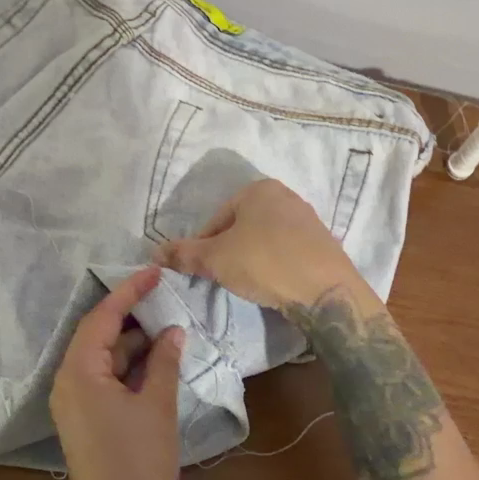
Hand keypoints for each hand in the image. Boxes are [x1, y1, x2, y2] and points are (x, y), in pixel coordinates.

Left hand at [50, 267, 186, 479]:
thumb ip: (162, 362)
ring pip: (101, 358)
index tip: (156, 271)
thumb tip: (172, 331)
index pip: (103, 317)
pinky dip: (127, 367)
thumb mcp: (157, 405)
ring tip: (168, 329)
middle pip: (97, 335)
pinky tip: (155, 362)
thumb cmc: (138, 461)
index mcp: (79, 371)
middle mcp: (67, 381)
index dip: (130, 291)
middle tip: (167, 299)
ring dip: (132, 343)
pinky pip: (102, 379)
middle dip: (131, 316)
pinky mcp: (83, 420)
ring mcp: (73, 402)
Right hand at [152, 179, 369, 309]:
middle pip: (241, 228)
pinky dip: (274, 266)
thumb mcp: (216, 259)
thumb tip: (154, 252)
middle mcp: (285, 196)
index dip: (203, 247)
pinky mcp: (322, 244)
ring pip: (264, 240)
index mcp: (258, 189)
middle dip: (228, 252)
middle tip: (223, 279)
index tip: (202, 271)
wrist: (324, 290)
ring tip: (247, 284)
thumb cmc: (264, 263)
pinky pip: (286, 252)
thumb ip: (185, 254)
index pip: (216, 219)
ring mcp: (307, 219)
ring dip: (250, 260)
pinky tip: (272, 285)